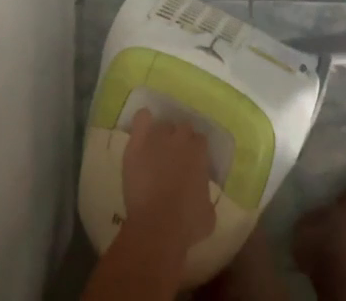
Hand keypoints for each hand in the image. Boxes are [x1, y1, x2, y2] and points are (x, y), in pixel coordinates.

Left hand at [122, 109, 215, 247]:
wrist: (157, 226)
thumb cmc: (187, 224)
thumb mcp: (208, 213)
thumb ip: (205, 194)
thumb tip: (201, 193)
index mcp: (199, 154)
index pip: (200, 140)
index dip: (196, 151)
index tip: (193, 162)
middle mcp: (180, 140)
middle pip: (183, 128)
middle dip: (181, 140)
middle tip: (176, 157)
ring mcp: (157, 139)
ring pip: (162, 125)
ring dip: (162, 135)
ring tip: (157, 149)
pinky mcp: (137, 145)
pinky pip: (141, 119)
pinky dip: (143, 121)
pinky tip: (142, 129)